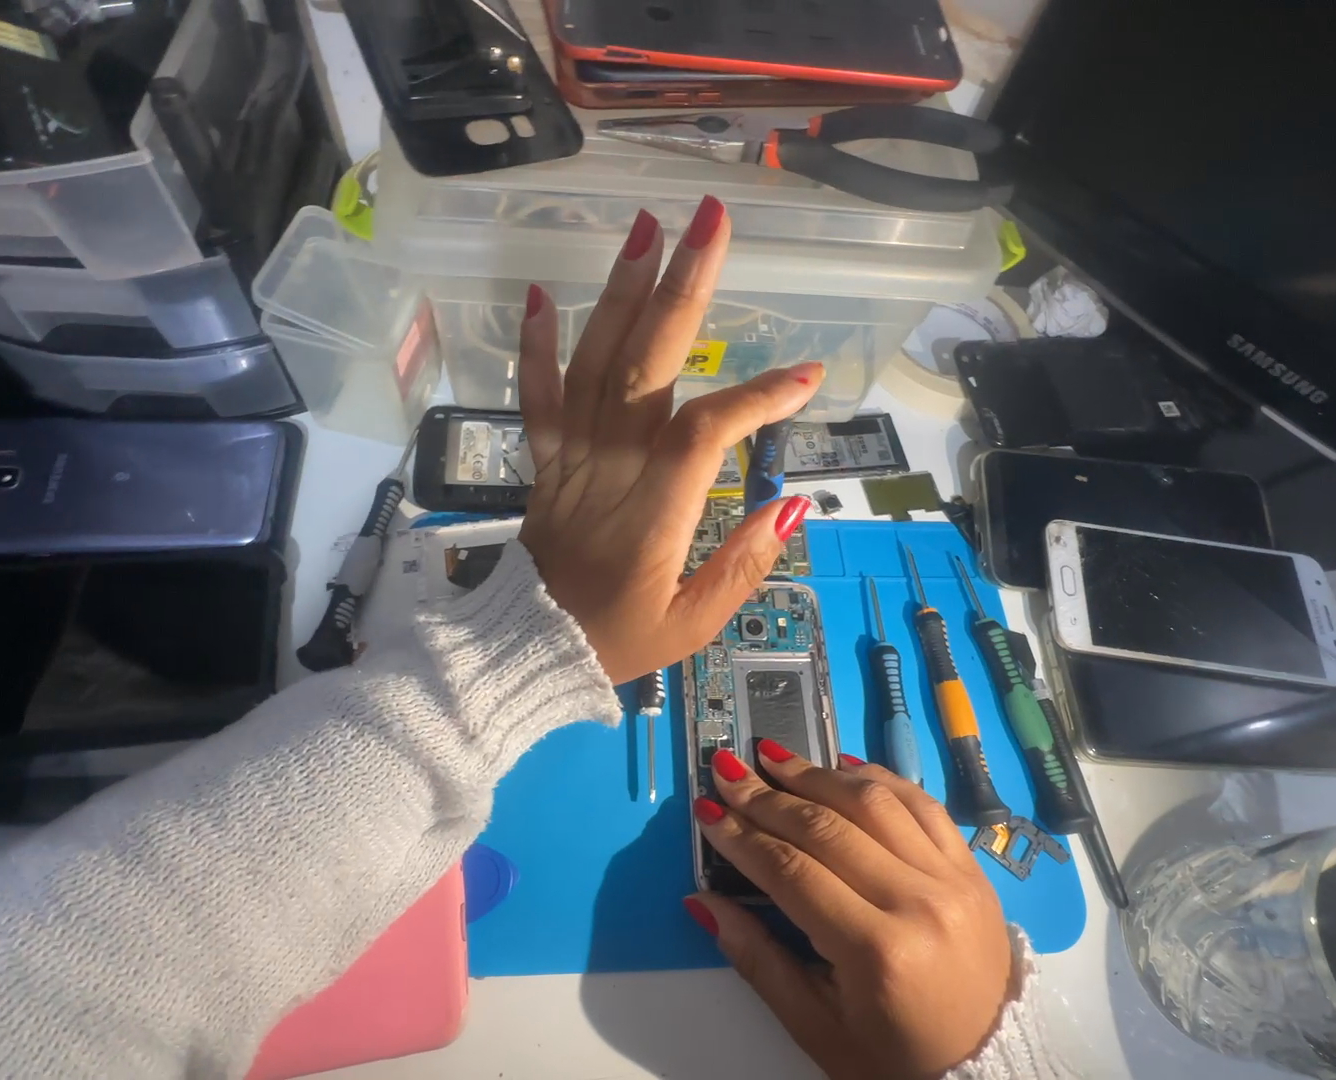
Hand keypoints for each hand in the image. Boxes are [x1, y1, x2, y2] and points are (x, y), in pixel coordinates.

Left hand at [517, 196, 822, 683]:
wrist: (527, 648)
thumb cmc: (617, 638)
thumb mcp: (694, 624)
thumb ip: (745, 565)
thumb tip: (792, 503)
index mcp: (654, 510)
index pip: (707, 432)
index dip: (758, 398)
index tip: (807, 378)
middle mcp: (610, 467)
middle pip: (646, 366)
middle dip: (682, 289)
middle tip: (711, 219)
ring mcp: (570, 458)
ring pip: (593, 365)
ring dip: (619, 293)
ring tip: (646, 226)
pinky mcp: (542, 460)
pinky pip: (534, 398)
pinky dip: (533, 347)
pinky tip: (536, 293)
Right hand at [687, 745, 1015, 1079]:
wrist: (996, 1074)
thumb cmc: (897, 1061)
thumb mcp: (817, 1028)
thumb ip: (757, 959)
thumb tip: (703, 902)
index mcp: (877, 952)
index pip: (792, 871)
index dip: (742, 836)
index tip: (708, 808)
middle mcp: (918, 901)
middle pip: (825, 828)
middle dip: (766, 795)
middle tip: (728, 769)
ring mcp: (952, 878)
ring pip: (871, 801)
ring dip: (816, 774)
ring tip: (773, 758)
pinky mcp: (971, 867)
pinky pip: (920, 803)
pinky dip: (877, 777)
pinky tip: (841, 765)